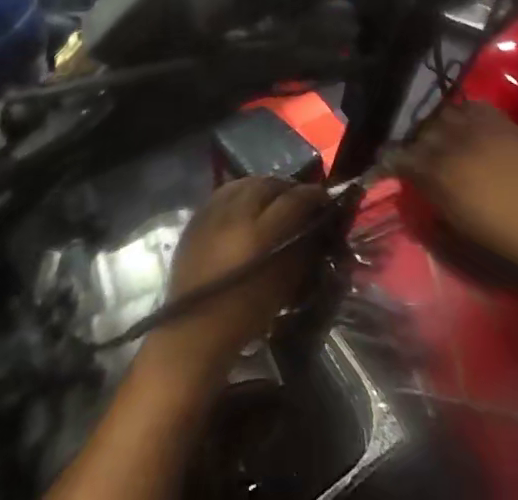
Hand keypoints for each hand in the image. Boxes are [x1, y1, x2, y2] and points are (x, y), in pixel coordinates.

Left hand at [151, 177, 326, 371]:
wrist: (193, 333)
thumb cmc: (244, 313)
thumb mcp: (285, 283)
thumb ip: (303, 248)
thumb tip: (317, 226)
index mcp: (259, 233)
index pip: (294, 199)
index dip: (313, 195)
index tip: (325, 198)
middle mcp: (234, 216)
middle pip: (267, 184)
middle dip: (288, 187)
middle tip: (299, 198)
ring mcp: (211, 215)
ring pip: (243, 183)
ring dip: (263, 187)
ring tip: (273, 198)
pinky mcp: (195, 221)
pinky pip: (222, 194)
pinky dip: (239, 193)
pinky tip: (246, 204)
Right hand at [397, 100, 517, 279]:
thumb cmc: (503, 239)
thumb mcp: (456, 225)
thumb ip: (430, 199)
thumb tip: (414, 184)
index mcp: (438, 173)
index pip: (401, 156)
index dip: (391, 160)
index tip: (388, 164)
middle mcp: (455, 143)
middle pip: (422, 129)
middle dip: (414, 138)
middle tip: (414, 149)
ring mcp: (481, 128)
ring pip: (446, 112)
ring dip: (438, 122)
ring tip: (439, 133)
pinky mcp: (504, 122)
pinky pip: (475, 106)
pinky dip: (465, 112)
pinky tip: (466, 124)